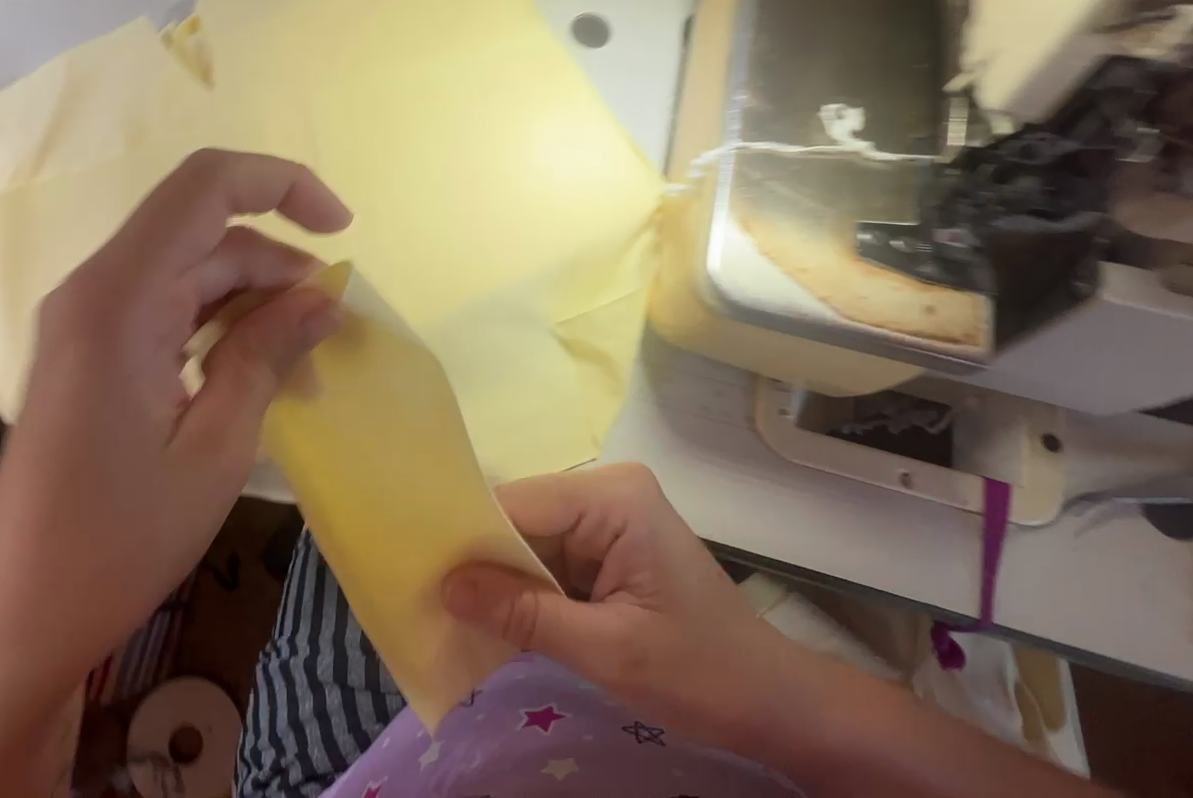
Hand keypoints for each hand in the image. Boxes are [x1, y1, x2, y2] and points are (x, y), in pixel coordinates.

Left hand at [0, 150, 350, 693]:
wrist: (24, 616)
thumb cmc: (121, 537)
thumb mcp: (217, 443)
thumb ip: (268, 353)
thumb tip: (324, 298)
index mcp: (119, 297)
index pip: (205, 187)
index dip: (282, 184)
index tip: (341, 226)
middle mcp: (96, 291)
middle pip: (203, 234)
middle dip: (277, 266)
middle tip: (332, 328)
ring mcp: (88, 323)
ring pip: (189, 274)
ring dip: (253, 304)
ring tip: (306, 365)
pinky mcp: (92, 354)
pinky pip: (167, 312)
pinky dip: (220, 329)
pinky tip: (260, 374)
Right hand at [441, 464, 814, 748]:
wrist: (772, 701)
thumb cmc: (701, 673)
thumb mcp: (608, 652)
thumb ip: (524, 615)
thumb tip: (446, 586)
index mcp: (614, 497)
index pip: (518, 503)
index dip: (468, 536)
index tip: (420, 570)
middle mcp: (607, 491)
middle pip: (519, 517)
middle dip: (480, 560)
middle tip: (427, 595)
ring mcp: (606, 515)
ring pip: (528, 538)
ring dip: (498, 578)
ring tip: (448, 609)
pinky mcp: (605, 543)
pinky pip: (547, 557)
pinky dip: (523, 589)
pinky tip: (492, 615)